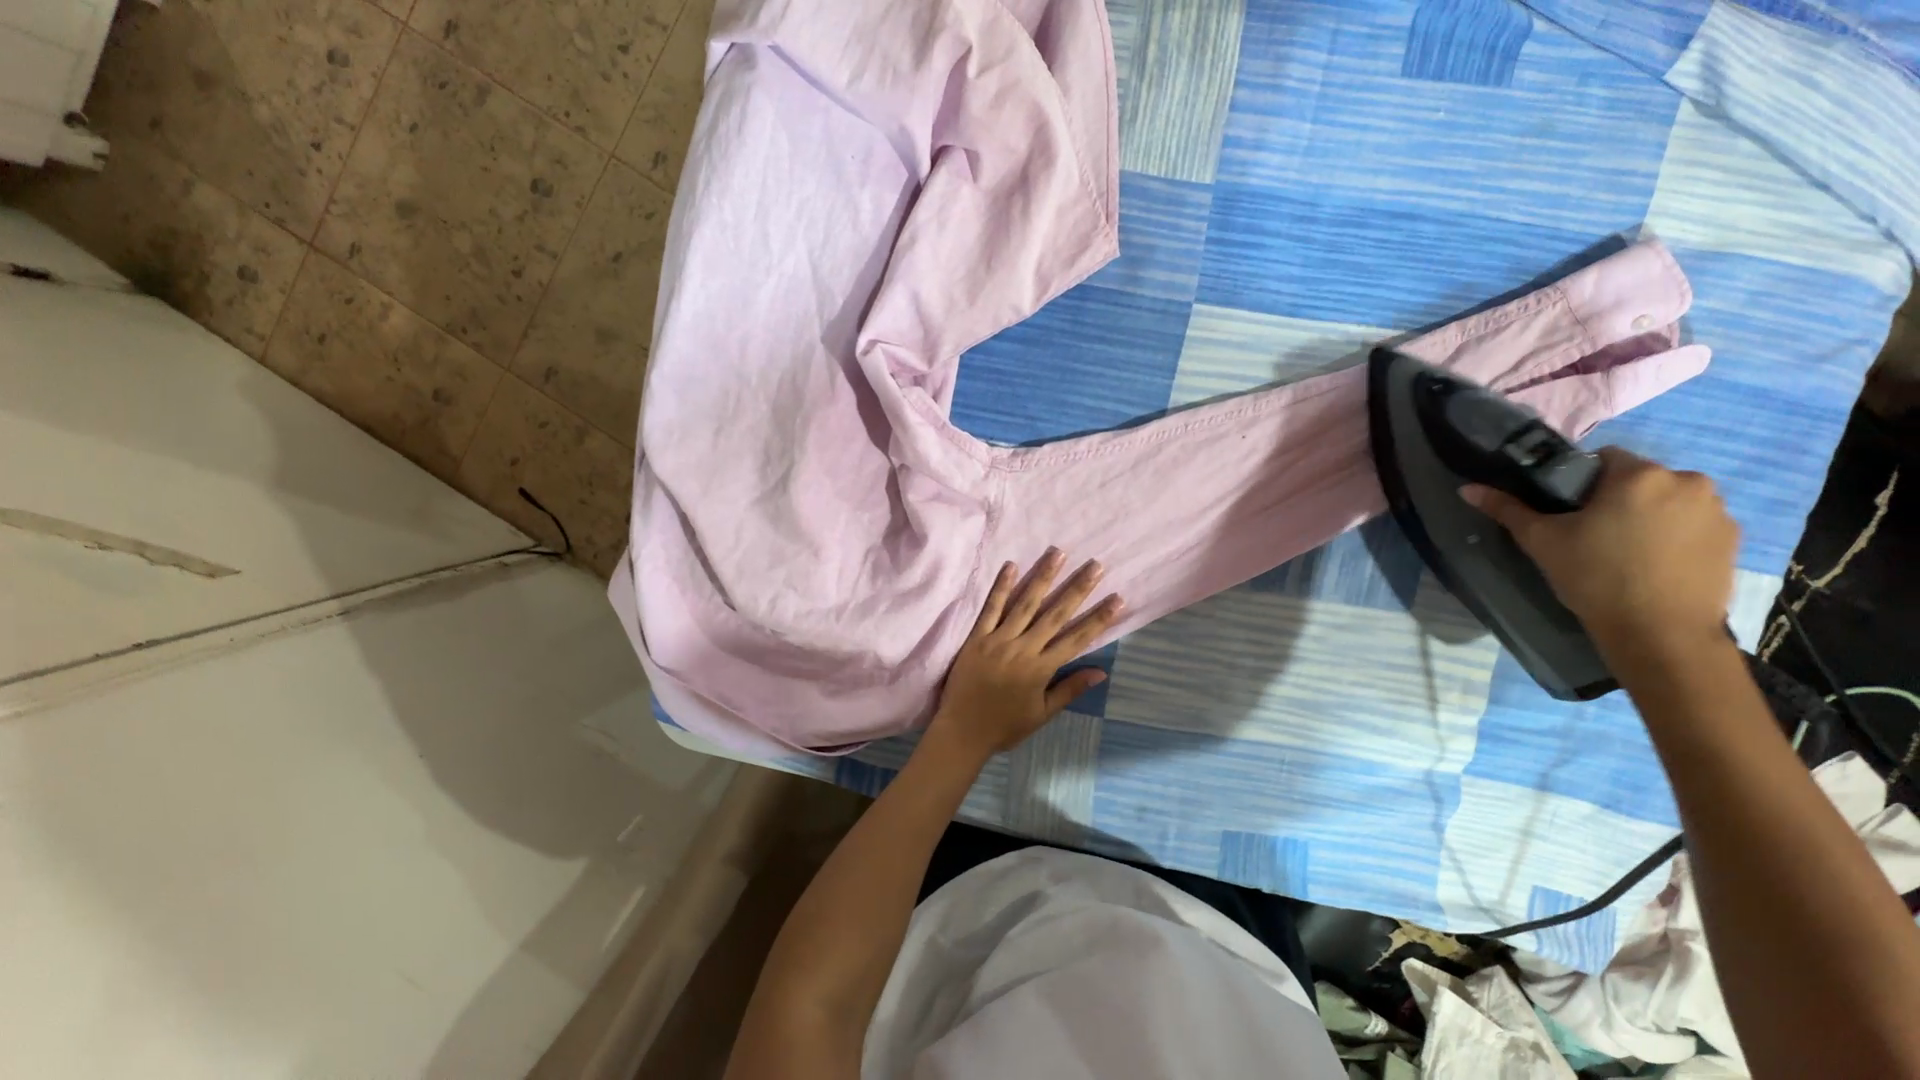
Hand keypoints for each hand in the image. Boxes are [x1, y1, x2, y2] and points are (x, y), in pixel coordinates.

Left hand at [925, 549, 1123, 764]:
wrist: (961, 732)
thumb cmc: (1005, 726)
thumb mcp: (1042, 714)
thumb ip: (1070, 689)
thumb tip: (1101, 672)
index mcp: (1041, 669)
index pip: (1077, 638)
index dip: (1099, 618)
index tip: (1118, 598)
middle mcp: (1023, 649)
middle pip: (1055, 613)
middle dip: (1077, 588)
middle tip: (1096, 565)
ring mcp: (998, 640)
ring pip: (1025, 603)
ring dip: (1044, 577)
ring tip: (1058, 553)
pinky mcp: (976, 638)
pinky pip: (990, 608)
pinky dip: (1001, 587)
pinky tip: (1012, 566)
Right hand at [1462, 447, 1737, 654]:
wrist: (1660, 634)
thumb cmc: (1596, 579)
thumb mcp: (1543, 543)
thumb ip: (1508, 510)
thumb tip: (1467, 489)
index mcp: (1638, 474)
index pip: (1605, 459)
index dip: (1583, 484)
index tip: (1572, 514)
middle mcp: (1687, 481)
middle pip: (1641, 480)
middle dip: (1621, 500)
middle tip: (1597, 537)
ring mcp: (1717, 510)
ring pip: (1671, 501)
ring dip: (1652, 516)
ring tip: (1630, 554)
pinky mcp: (1734, 539)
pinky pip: (1696, 525)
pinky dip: (1678, 537)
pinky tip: (1658, 566)